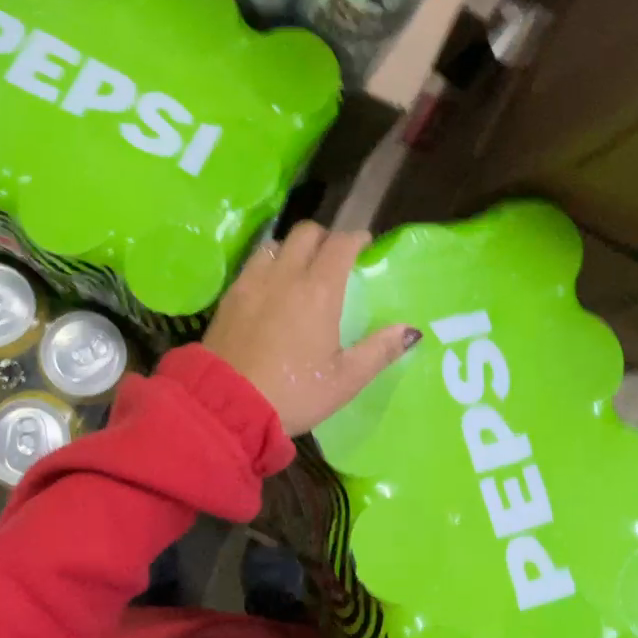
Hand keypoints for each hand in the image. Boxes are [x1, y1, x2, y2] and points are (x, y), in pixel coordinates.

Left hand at [203, 222, 420, 436]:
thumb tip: (410, 330)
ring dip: (291, 249)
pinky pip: (251, 265)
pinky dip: (267, 265)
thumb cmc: (293, 393)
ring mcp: (252, 283)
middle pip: (305, 233)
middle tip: (334, 257)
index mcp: (318, 290)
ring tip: (299, 270)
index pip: (340, 244)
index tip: (364, 246)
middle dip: (324, 237)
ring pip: (274, 245)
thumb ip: (379, 351)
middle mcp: (284, 276)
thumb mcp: (345, 380)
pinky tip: (271, 289)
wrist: (227, 405)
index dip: (355, 239)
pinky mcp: (229, 297)